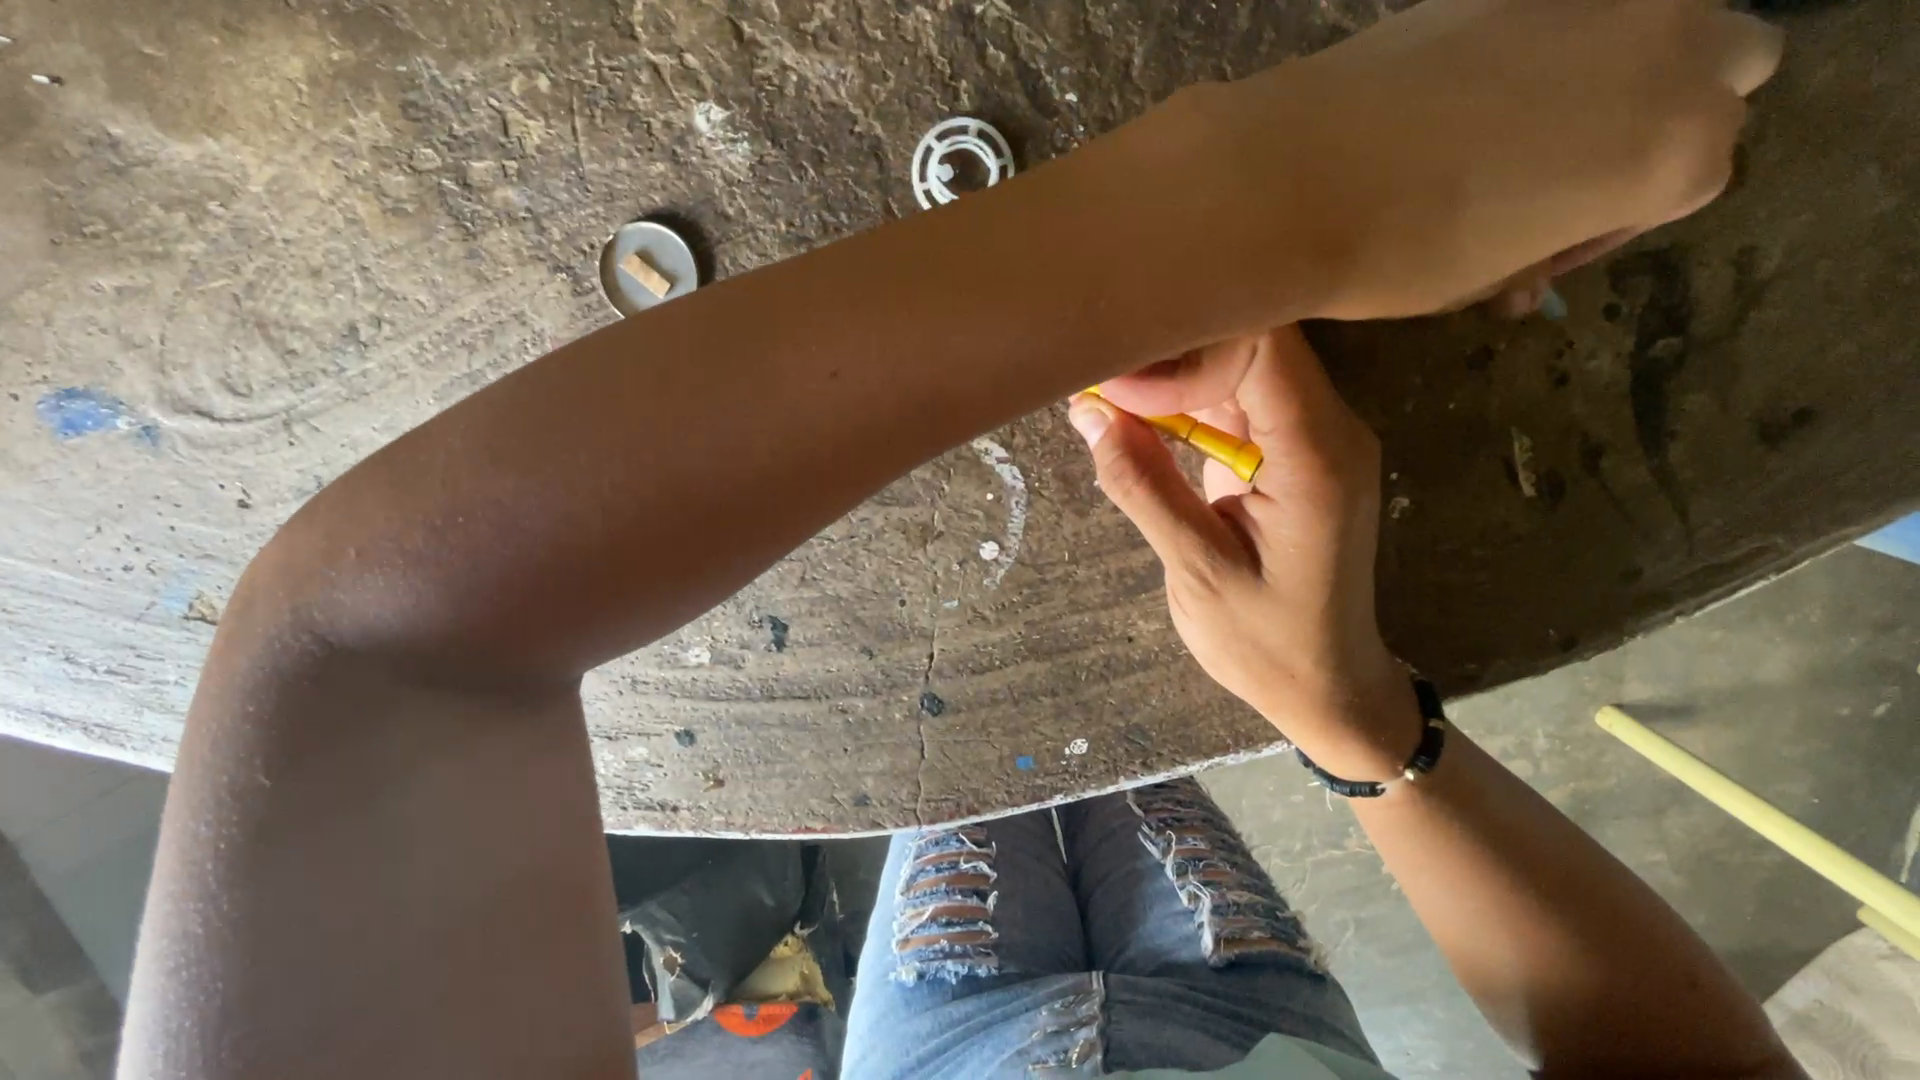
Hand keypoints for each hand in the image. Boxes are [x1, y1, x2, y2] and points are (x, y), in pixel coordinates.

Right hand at [1068, 327, 1419, 777]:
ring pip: (1239, 362)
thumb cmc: (1268, 643)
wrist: (1325, 684)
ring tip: (1103, 392)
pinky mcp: (1288, 450)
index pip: (1259, 348)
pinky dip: (1181, 402)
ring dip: (1169, 374)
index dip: (1182, 354)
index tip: (1117, 393)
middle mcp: (1328, 428)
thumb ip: (1145, 487)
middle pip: (1251, 341)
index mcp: (1319, 456)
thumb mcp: (1198, 572)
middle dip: (1169, 352)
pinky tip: (1133, 415)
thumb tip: (1090, 413)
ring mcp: (1311, 436)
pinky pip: (1235, 399)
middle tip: (1098, 378)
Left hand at [1157, 0, 1782, 324]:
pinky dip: (1537, 42)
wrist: (1295, 179)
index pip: (1694, 177)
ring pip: (1655, 18)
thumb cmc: (1394, 253)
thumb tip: (1530, 260)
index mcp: (1677, 152)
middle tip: (1565, 165)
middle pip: (1720, 68)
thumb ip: (1542, 243)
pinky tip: (1464, 89)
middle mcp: (1672, 51)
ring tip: (1515, 123)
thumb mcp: (1484, 276)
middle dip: (1659, 113)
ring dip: (1611, 65)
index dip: (1613, 219)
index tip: (1542, 243)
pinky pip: (1560, 8)